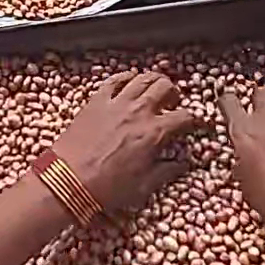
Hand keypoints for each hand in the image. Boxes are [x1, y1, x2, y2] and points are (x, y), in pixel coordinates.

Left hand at [51, 70, 198, 212]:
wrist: (68, 179)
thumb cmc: (106, 187)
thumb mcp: (143, 186)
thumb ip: (167, 171)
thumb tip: (183, 163)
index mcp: (154, 133)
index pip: (184, 117)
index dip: (195, 119)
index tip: (196, 124)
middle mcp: (138, 112)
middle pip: (165, 87)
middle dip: (174, 93)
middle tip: (173, 103)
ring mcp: (116, 103)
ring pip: (142, 78)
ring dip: (154, 80)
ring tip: (155, 88)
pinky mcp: (96, 101)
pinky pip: (115, 80)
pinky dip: (126, 77)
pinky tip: (129, 81)